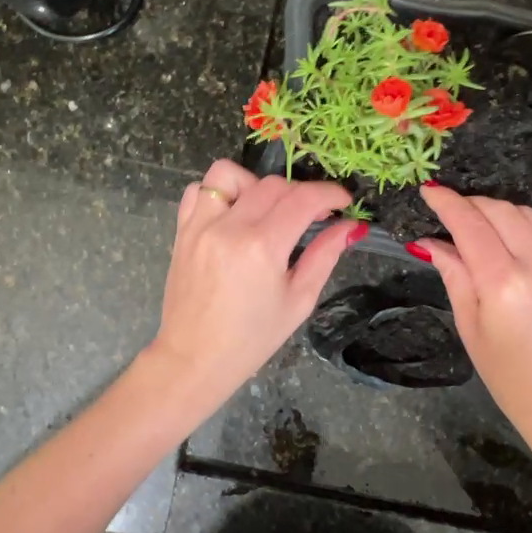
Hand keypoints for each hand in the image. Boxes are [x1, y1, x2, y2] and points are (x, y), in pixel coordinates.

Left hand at [145, 160, 360, 404]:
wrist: (195, 358)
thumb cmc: (252, 338)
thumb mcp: (299, 301)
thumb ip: (324, 256)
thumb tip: (349, 226)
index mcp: (262, 248)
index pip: (303, 199)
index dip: (330, 194)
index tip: (342, 202)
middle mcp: (229, 228)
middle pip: (272, 184)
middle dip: (300, 193)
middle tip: (312, 215)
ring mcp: (200, 226)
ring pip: (229, 174)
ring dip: (255, 184)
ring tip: (266, 211)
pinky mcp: (182, 231)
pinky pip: (198, 191)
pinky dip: (219, 193)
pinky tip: (233, 214)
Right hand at [414, 185, 531, 451]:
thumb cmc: (510, 380)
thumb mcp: (470, 329)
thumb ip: (454, 276)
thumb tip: (432, 242)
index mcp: (503, 284)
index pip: (470, 224)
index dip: (446, 203)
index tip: (427, 191)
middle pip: (498, 209)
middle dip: (469, 202)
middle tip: (446, 209)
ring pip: (524, 214)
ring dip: (494, 209)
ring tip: (472, 222)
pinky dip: (517, 225)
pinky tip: (502, 240)